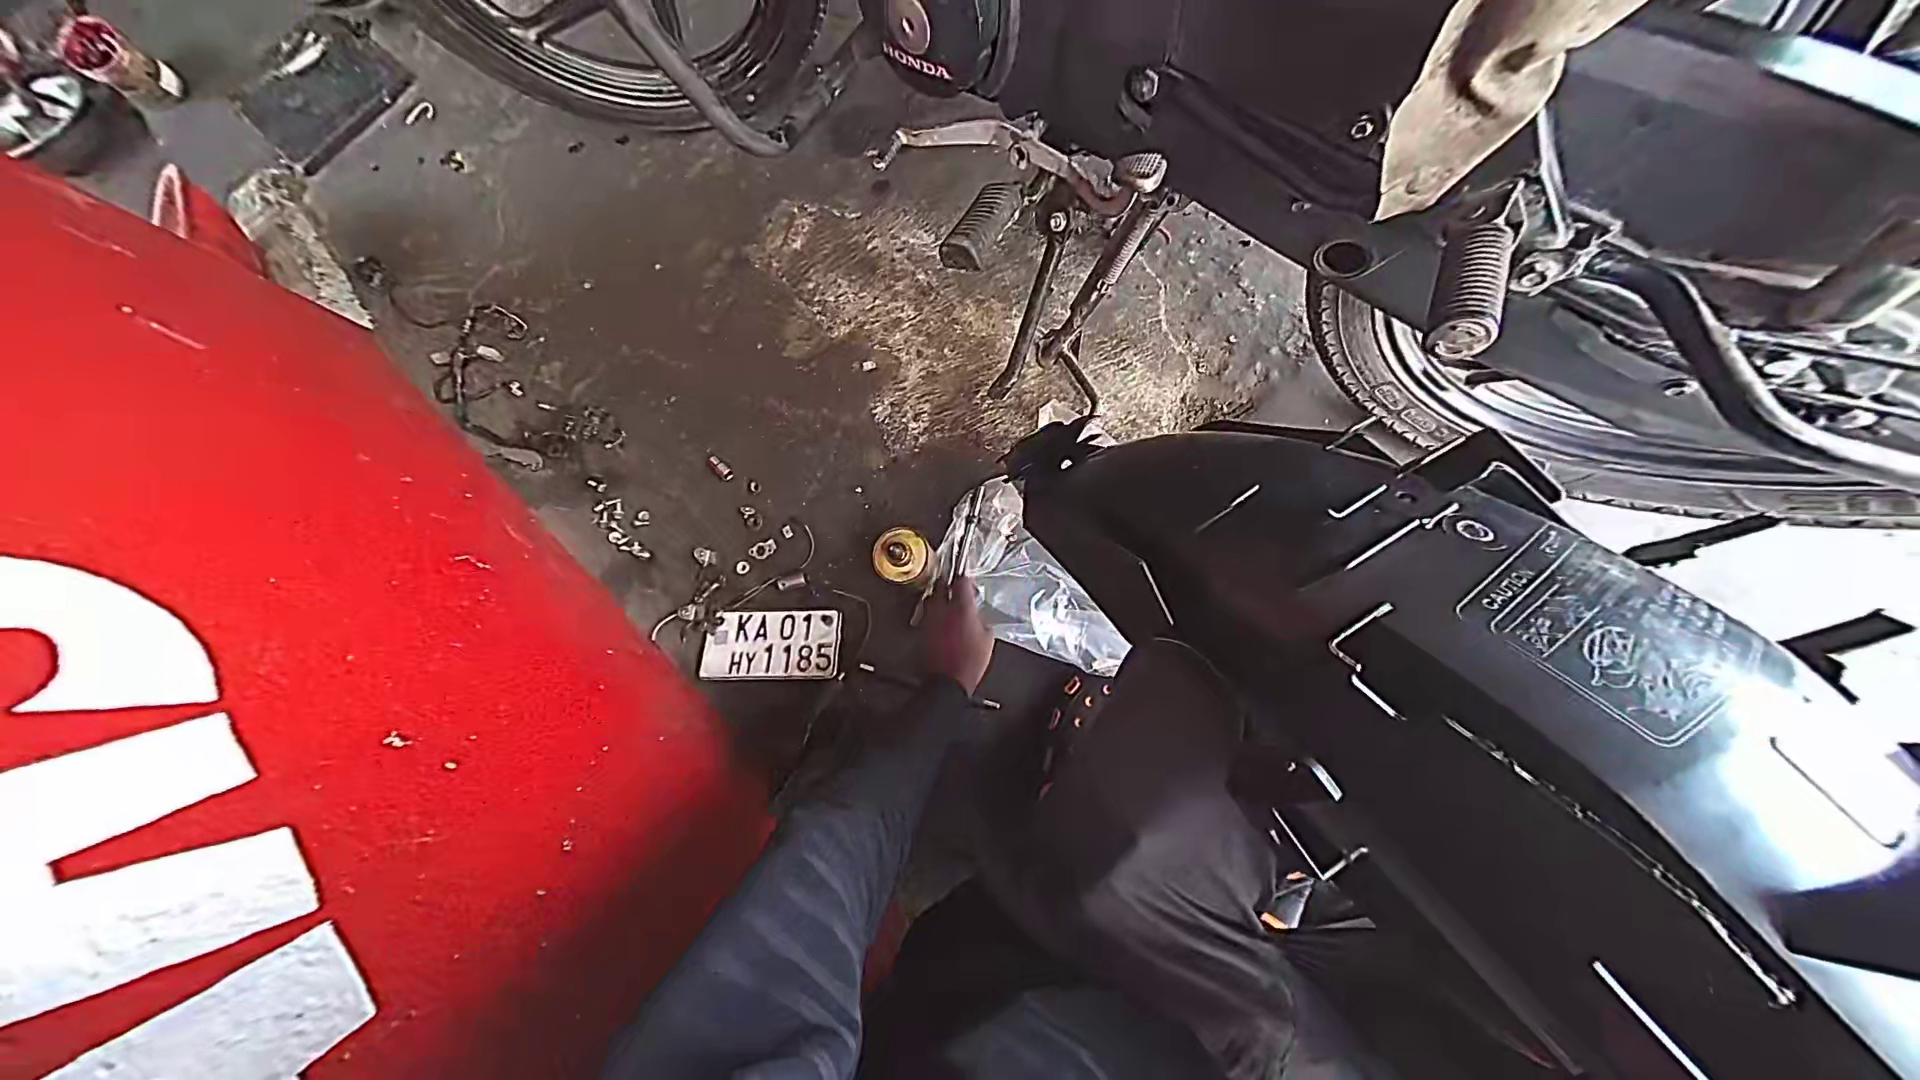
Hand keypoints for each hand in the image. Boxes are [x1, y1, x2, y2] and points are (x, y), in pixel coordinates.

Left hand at [924, 576, 992, 695]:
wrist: (949, 681)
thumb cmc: (970, 662)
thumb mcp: (987, 638)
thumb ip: (982, 620)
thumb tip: (978, 616)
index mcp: (962, 608)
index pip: (962, 582)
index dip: (966, 581)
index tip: (969, 584)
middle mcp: (943, 610)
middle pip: (941, 585)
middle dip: (949, 585)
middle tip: (956, 590)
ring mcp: (930, 619)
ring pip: (930, 599)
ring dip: (938, 599)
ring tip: (947, 605)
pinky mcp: (922, 630)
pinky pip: (926, 615)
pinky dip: (933, 615)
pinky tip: (940, 622)